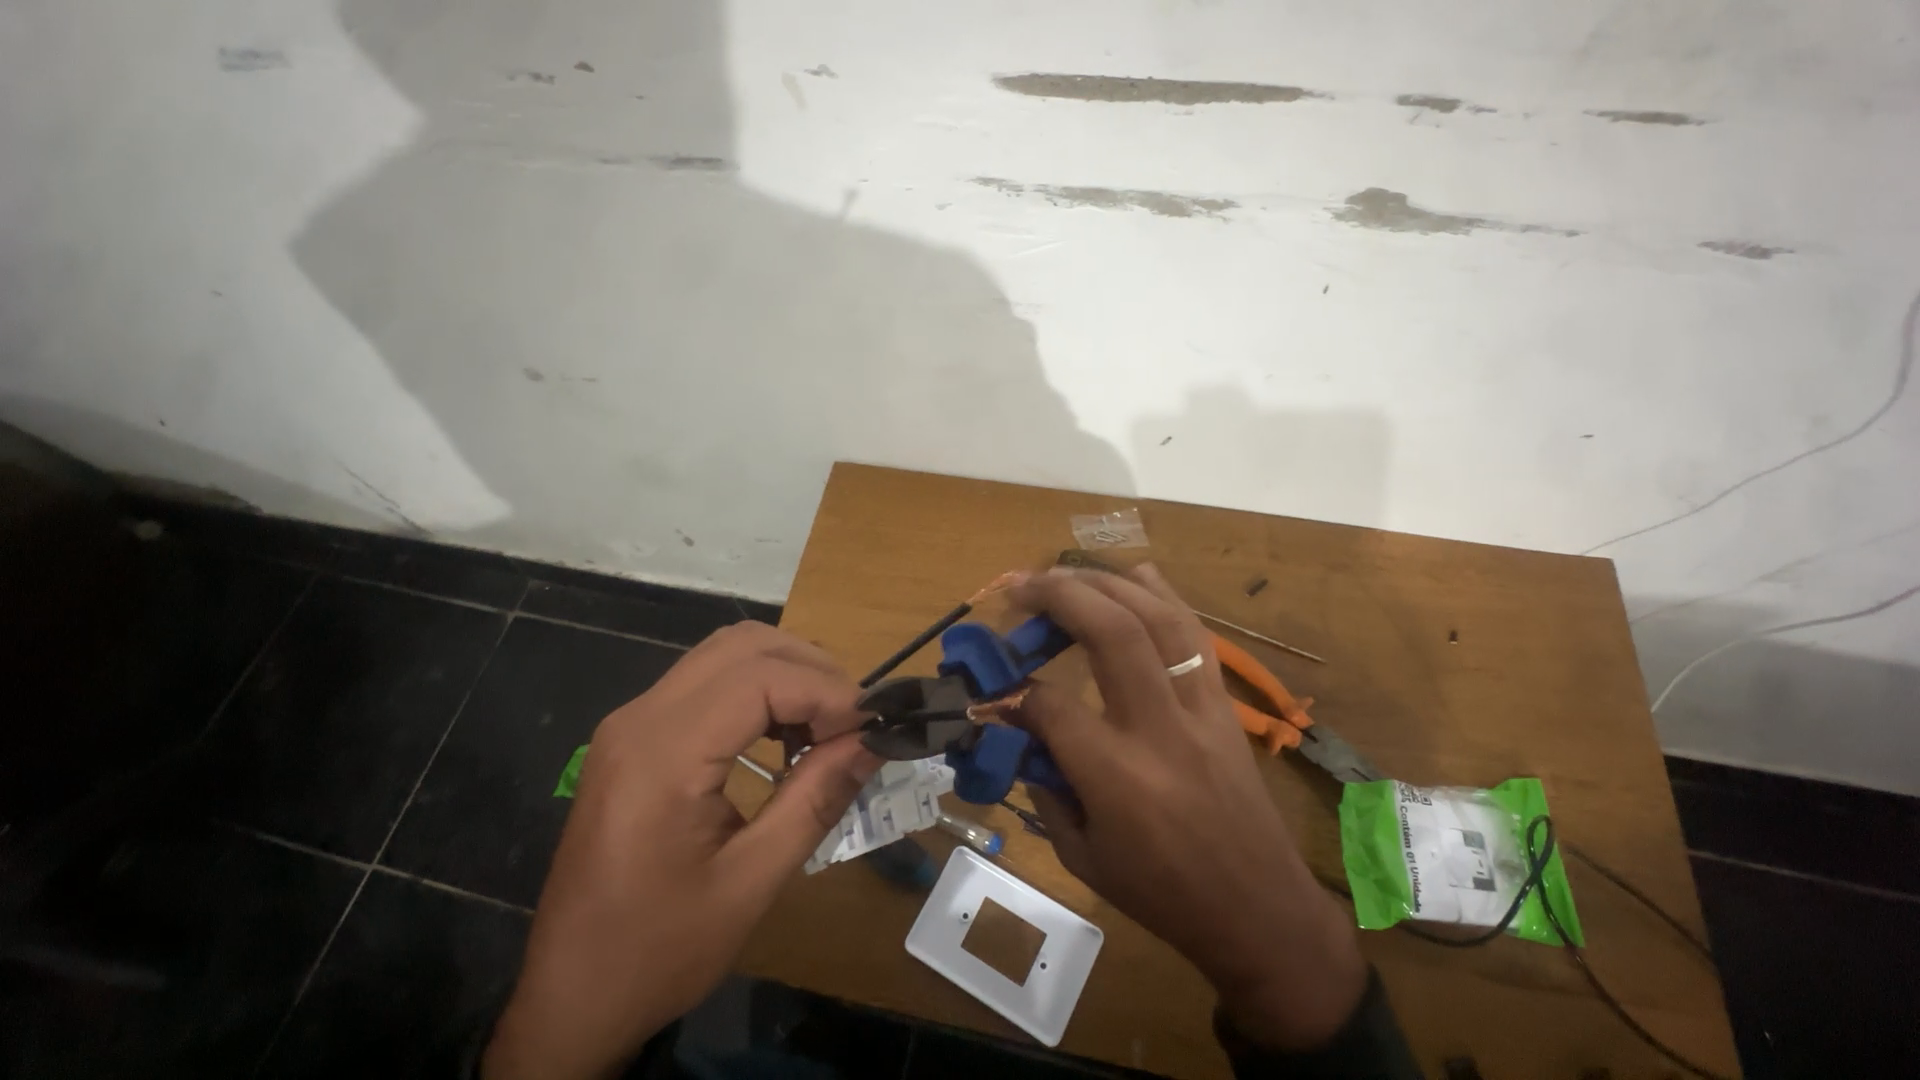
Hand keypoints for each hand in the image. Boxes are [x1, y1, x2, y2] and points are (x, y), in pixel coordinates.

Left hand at [483, 622, 881, 1079]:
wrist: (569, 997)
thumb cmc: (659, 952)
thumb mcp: (750, 883)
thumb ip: (815, 800)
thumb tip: (872, 743)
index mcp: (662, 755)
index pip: (759, 678)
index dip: (826, 691)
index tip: (872, 729)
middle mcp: (640, 719)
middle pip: (741, 645)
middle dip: (811, 669)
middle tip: (856, 722)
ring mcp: (630, 724)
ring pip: (722, 654)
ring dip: (785, 673)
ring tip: (828, 726)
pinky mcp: (632, 738)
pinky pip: (704, 684)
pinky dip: (756, 690)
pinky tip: (784, 735)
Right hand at [1008, 565, 1366, 1049]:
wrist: (1259, 910)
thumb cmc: (1161, 895)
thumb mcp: (1081, 855)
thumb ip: (1045, 786)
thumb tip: (1020, 730)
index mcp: (1117, 777)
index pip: (1053, 704)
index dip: (1017, 691)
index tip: (1000, 690)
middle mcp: (1159, 729)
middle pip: (1111, 632)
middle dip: (1060, 596)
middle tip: (1021, 584)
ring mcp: (1200, 710)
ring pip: (1159, 619)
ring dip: (1108, 583)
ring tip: (1068, 573)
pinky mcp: (1224, 707)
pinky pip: (1195, 636)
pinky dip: (1163, 596)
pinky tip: (1138, 575)